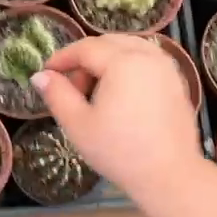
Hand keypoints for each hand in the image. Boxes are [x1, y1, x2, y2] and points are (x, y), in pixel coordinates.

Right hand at [31, 34, 205, 200]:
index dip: (61, 58)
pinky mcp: (176, 82)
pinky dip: (128, 67)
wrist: (168, 173)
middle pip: (109, 43)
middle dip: (85, 59)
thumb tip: (39, 76)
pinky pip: (147, 61)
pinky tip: (119, 96)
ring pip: (130, 49)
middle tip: (70, 87)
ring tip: (95, 91)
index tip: (46, 73)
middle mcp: (148, 56)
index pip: (85, 48)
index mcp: (123, 62)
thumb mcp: (78, 124)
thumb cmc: (118, 150)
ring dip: (107, 61)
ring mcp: (167, 68)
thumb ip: (57, 95)